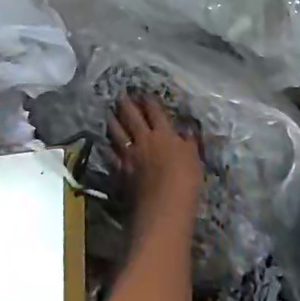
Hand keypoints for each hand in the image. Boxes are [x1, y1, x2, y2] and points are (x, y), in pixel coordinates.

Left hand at [107, 94, 202, 215]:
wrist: (163, 208)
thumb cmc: (185, 183)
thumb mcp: (194, 159)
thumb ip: (188, 142)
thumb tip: (186, 130)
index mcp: (164, 134)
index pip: (155, 112)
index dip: (149, 100)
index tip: (143, 93)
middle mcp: (144, 140)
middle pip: (132, 117)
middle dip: (126, 104)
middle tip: (120, 95)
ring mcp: (130, 155)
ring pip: (118, 132)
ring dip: (113, 121)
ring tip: (109, 113)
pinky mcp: (121, 170)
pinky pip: (112, 154)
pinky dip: (108, 147)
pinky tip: (105, 143)